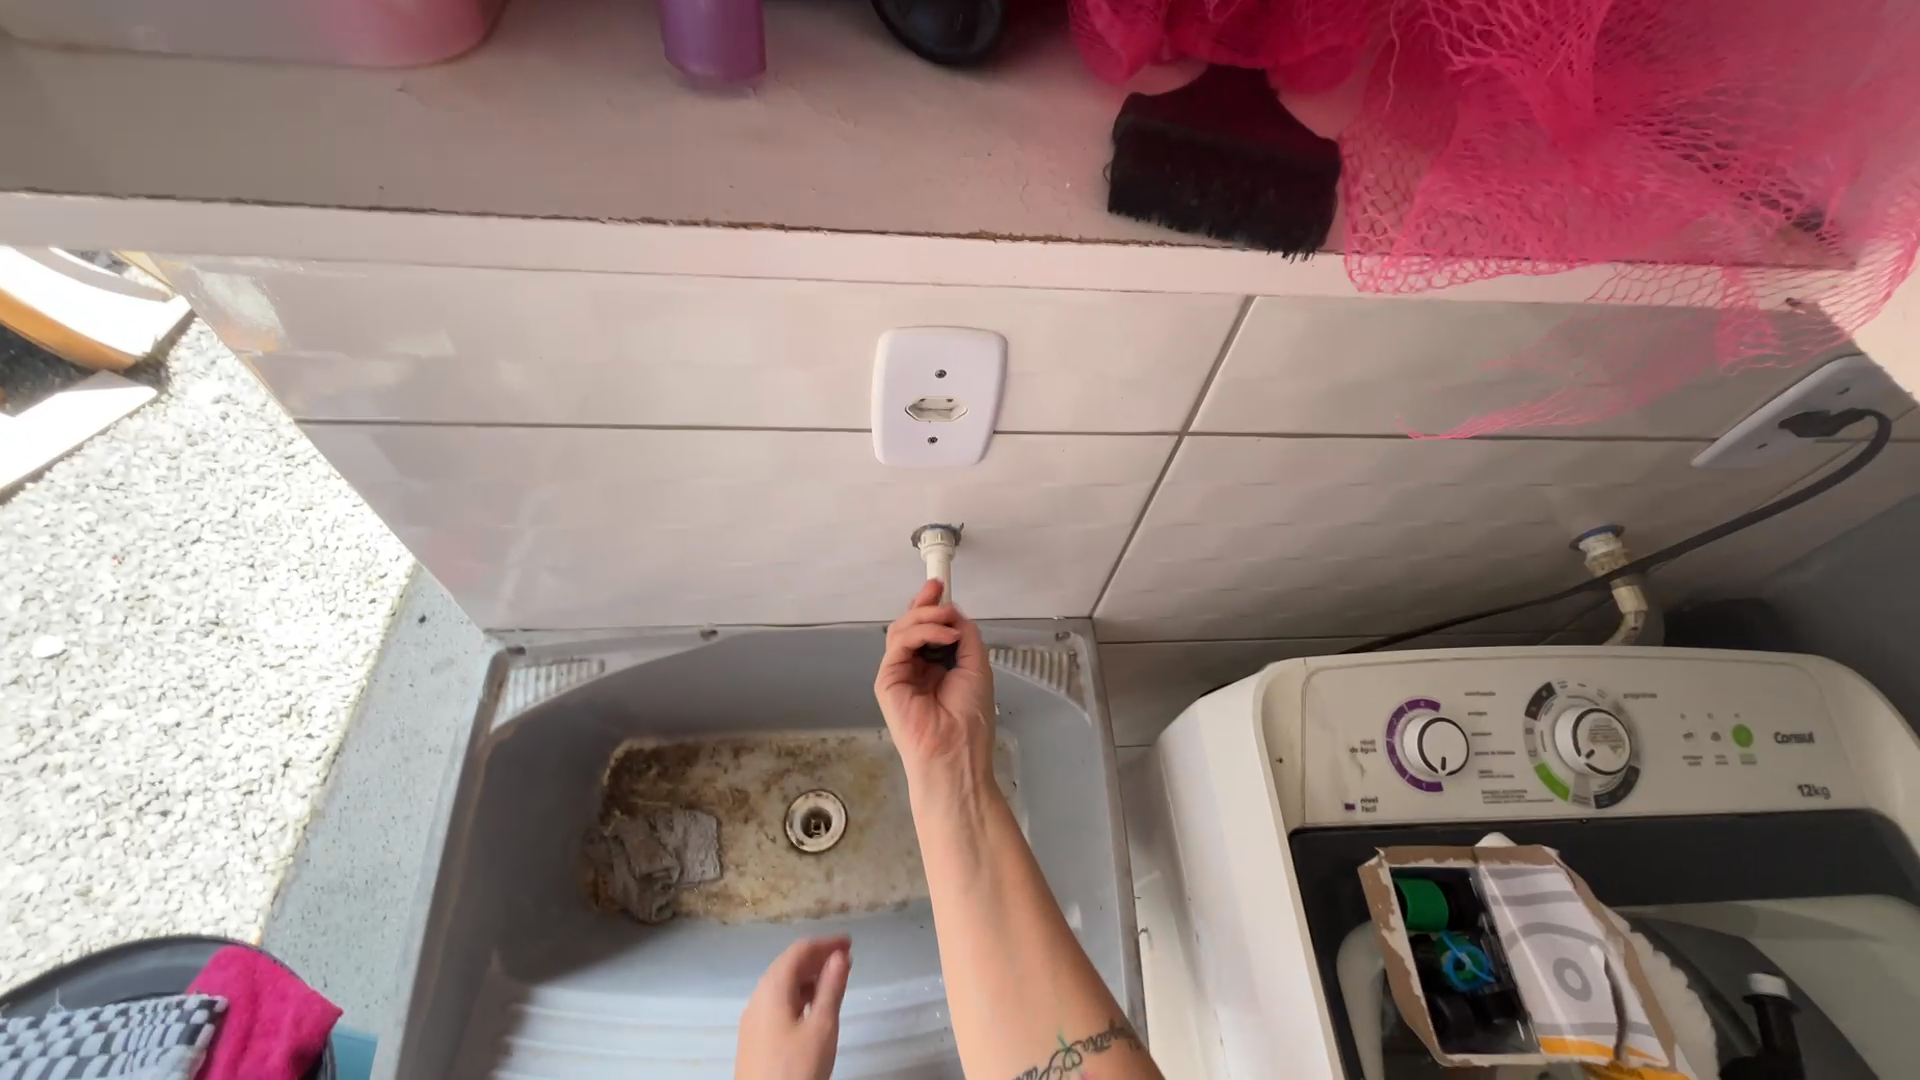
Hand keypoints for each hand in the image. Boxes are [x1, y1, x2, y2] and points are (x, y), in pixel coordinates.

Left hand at [735, 936, 851, 1079]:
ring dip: (808, 977)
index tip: (850, 943)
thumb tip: (839, 955)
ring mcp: (753, 1020)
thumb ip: (831, 987)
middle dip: (818, 958)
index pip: (799, 951)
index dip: (826, 943)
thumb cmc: (797, 1068)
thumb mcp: (821, 1027)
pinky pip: (778, 1003)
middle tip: (846, 960)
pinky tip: (813, 1009)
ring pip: (782, 986)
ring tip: (834, 983)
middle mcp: (758, 997)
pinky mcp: (754, 1039)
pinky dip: (798, 996)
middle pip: (788, 965)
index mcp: (772, 988)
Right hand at [874, 580, 995, 788]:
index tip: (940, 587)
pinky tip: (944, 635)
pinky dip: (922, 631)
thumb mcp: (977, 666)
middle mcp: (916, 667)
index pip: (928, 628)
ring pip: (902, 629)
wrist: (955, 753)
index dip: (932, 606)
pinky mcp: (887, 679)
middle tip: (939, 591)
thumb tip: (953, 611)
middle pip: (911, 624)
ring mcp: (900, 672)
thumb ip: (965, 635)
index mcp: (936, 666)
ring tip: (948, 620)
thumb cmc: (969, 720)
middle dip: (925, 603)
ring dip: (926, 616)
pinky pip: (899, 643)